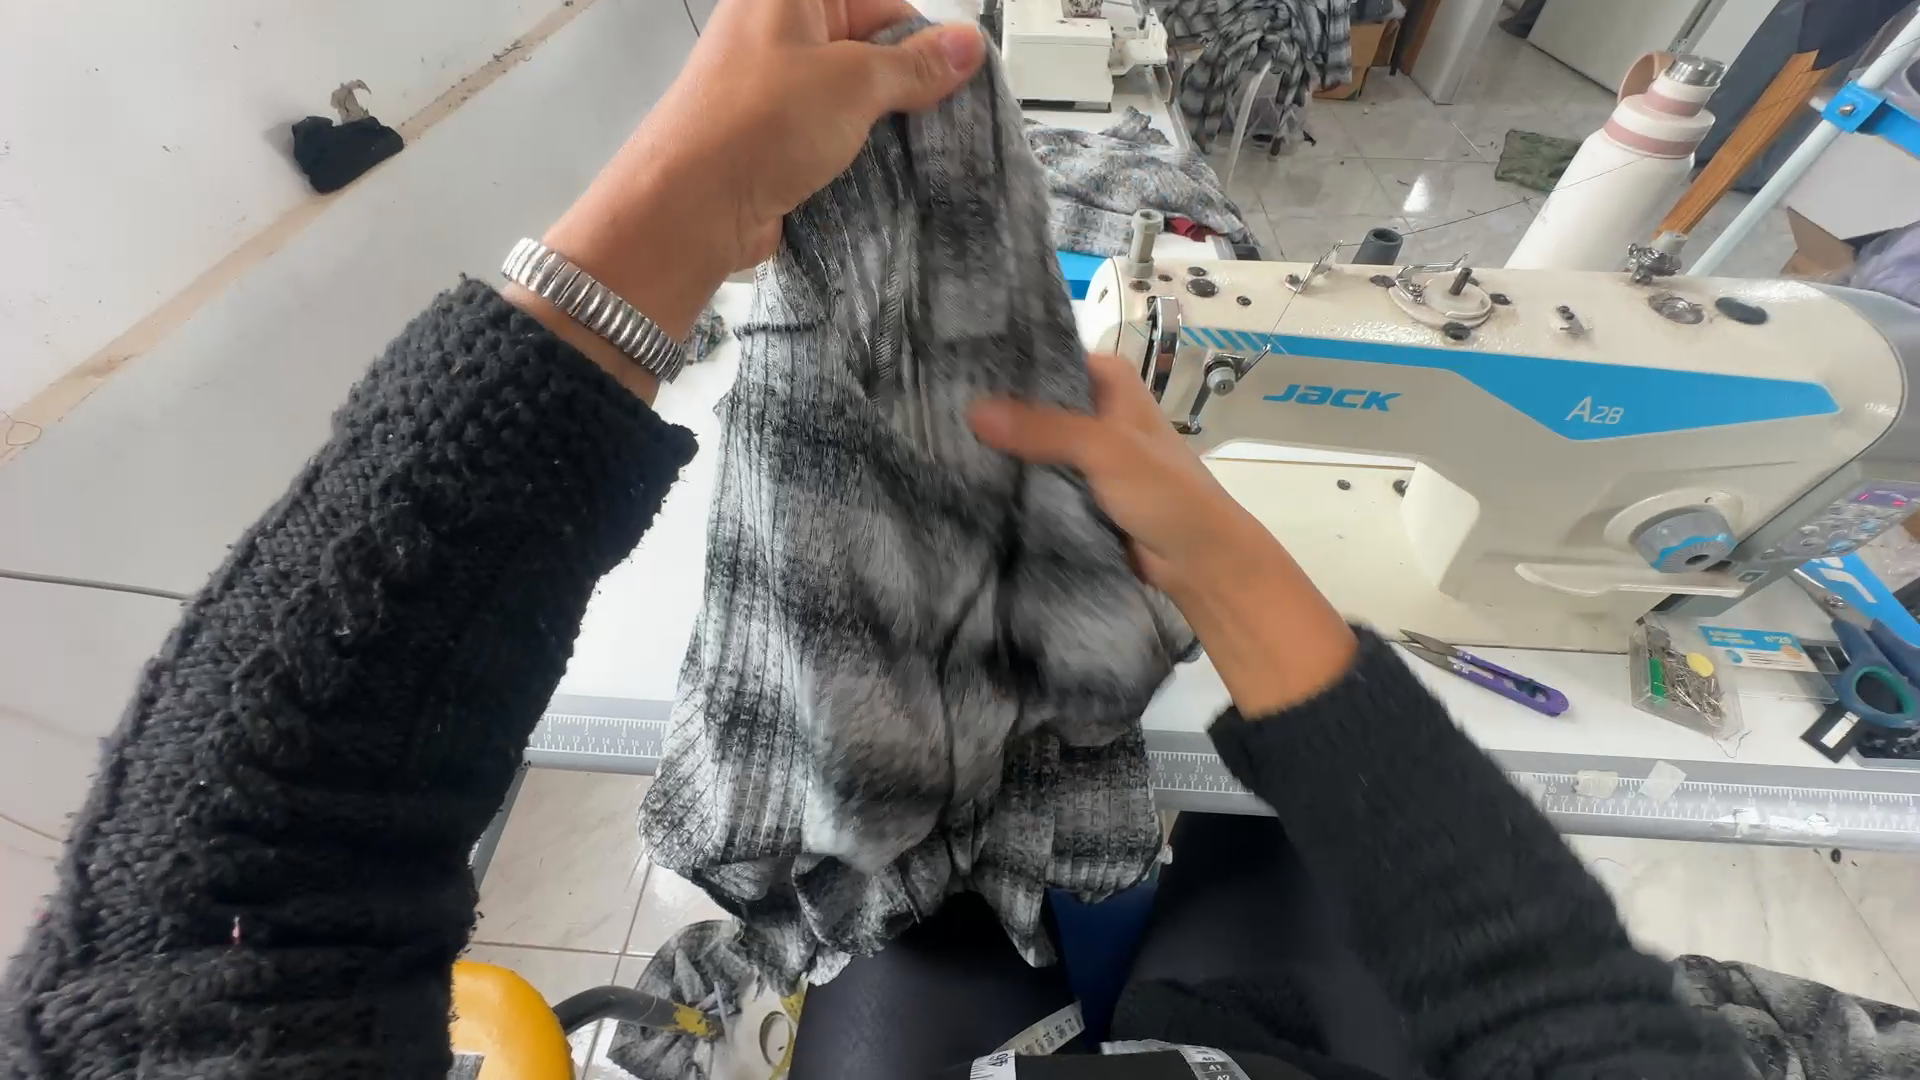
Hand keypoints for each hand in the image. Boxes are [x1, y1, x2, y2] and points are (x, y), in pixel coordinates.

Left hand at [508, 0, 985, 402]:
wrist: (695, 206)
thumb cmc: (759, 125)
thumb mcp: (852, 82)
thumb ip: (914, 66)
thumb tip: (968, 44)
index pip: (881, 3)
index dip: (924, 39)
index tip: (960, 80)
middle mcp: (783, 37)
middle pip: (868, 51)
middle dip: (907, 88)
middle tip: (947, 125)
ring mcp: (778, 94)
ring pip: (852, 102)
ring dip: (886, 128)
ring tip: (924, 155)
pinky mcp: (778, 144)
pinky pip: (832, 139)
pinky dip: (861, 156)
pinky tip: (890, 177)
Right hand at [969, 353, 1357, 714]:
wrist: (1197, 561)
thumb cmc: (1164, 492)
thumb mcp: (1106, 449)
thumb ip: (1043, 429)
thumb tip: (972, 410)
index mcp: (1109, 382)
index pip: (1047, 359)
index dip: (1004, 364)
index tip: (951, 369)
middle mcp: (1094, 410)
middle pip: (1034, 402)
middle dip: (994, 410)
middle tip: (933, 411)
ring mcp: (1084, 453)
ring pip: (1031, 443)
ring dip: (999, 449)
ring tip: (939, 443)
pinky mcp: (1075, 491)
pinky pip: (1035, 479)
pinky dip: (1011, 481)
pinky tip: (969, 480)